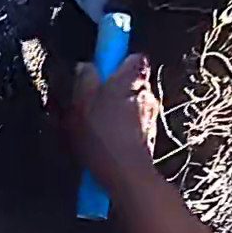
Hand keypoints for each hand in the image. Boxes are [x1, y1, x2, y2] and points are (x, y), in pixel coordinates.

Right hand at [68, 54, 159, 191]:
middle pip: (131, 83)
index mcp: (132, 79)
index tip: (101, 69)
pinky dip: (120, 132)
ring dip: (116, 113)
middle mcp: (148, 94)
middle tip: (89, 102)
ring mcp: (151, 118)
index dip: (117, 61)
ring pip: (131, 107)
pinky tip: (103, 145)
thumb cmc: (103, 137)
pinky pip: (132, 128)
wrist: (126, 175)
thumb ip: (84, 80)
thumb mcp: (80, 104)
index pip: (134, 57)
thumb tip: (86, 67)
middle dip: (112, 90)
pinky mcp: (148, 139)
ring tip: (93, 128)